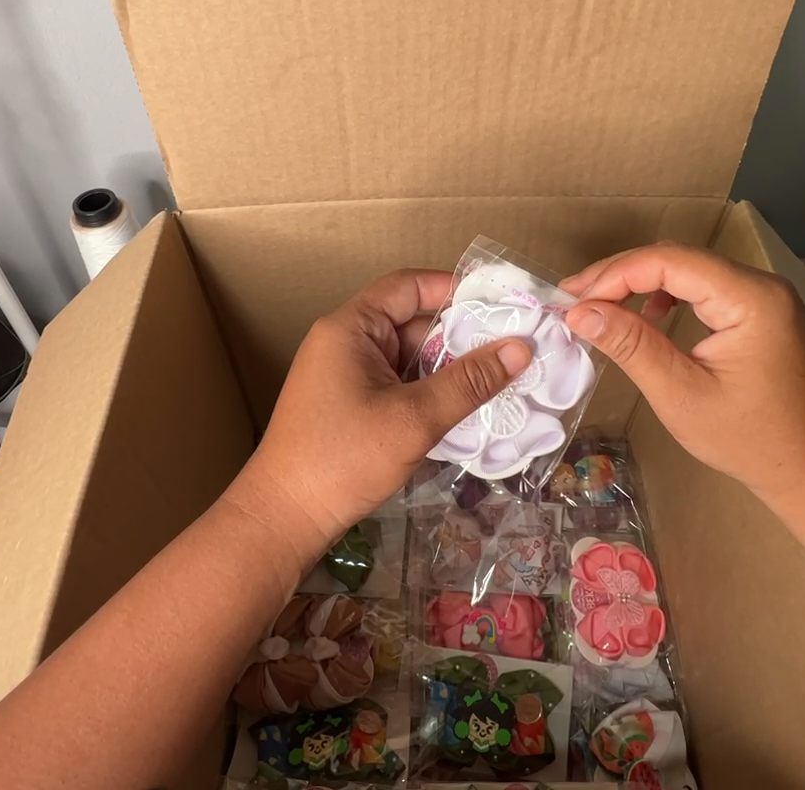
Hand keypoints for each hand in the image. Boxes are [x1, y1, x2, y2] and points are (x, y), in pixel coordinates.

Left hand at [227, 269, 531, 566]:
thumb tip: (521, 348)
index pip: (407, 287)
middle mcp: (346, 342)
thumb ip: (469, 382)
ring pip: (408, 357)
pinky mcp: (350, 403)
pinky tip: (465, 407)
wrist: (284, 517)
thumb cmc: (344, 458)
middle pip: (412, 323)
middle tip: (512, 350)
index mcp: (351, 328)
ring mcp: (347, 374)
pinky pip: (398, 382)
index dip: (453, 289)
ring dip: (448, 368)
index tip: (499, 305)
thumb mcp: (414, 418)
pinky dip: (429, 390)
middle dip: (460, 337)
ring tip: (500, 380)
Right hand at [560, 243, 804, 502]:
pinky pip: (703, 286)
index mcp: (750, 298)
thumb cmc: (748, 439)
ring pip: (687, 269)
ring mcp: (762, 295)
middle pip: (677, 258)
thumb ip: (631, 345)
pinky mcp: (759, 310)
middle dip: (620, 275)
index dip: (613, 275)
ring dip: (639, 282)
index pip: (668, 261)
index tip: (571, 300)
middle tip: (574, 300)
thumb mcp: (679, 394)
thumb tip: (579, 312)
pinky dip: (666, 293)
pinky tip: (647, 315)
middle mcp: (760, 284)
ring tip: (599, 305)